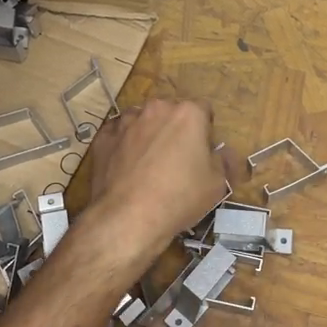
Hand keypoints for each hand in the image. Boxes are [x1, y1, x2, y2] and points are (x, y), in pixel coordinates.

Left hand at [72, 99, 234, 266]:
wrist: (128, 218)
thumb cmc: (179, 197)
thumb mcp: (216, 183)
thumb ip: (222, 160)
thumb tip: (223, 153)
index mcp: (187, 113)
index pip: (203, 110)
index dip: (205, 130)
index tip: (202, 151)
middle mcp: (156, 109)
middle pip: (171, 113)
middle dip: (175, 129)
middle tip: (177, 159)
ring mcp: (126, 121)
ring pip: (143, 121)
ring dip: (148, 134)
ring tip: (149, 165)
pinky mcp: (103, 137)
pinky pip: (118, 135)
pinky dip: (123, 145)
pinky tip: (127, 168)